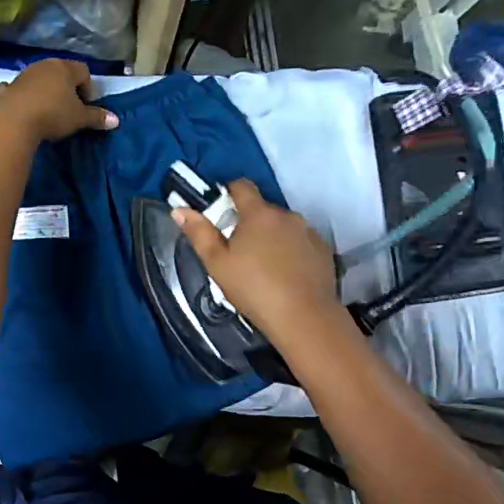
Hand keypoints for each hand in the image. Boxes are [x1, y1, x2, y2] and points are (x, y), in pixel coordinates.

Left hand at [0, 59, 118, 143]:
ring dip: (45, 90)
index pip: (83, 71)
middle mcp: (44, 65)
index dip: (88, 87)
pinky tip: (23, 105)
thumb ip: (96, 117)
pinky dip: (22, 95)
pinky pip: (18, 88)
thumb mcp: (79, 118)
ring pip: (40, 78)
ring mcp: (24, 75)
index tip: (86, 105)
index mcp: (65, 68)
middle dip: (67, 87)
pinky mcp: (8, 88)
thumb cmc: (53, 114)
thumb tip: (116, 120)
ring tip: (48, 110)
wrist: (14, 121)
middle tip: (69, 107)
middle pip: (61, 71)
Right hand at [173, 180, 346, 342]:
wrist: (303, 317)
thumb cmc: (253, 288)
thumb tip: (180, 209)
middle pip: (263, 209)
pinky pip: (301, 242)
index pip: (242, 186)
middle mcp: (287, 215)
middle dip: (249, 223)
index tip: (220, 211)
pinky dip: (291, 251)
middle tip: (237, 251)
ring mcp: (308, 232)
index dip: (228, 192)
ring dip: (271, 237)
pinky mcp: (323, 250)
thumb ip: (199, 233)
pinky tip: (285, 274)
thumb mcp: (217, 264)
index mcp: (258, 214)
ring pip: (283, 226)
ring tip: (263, 266)